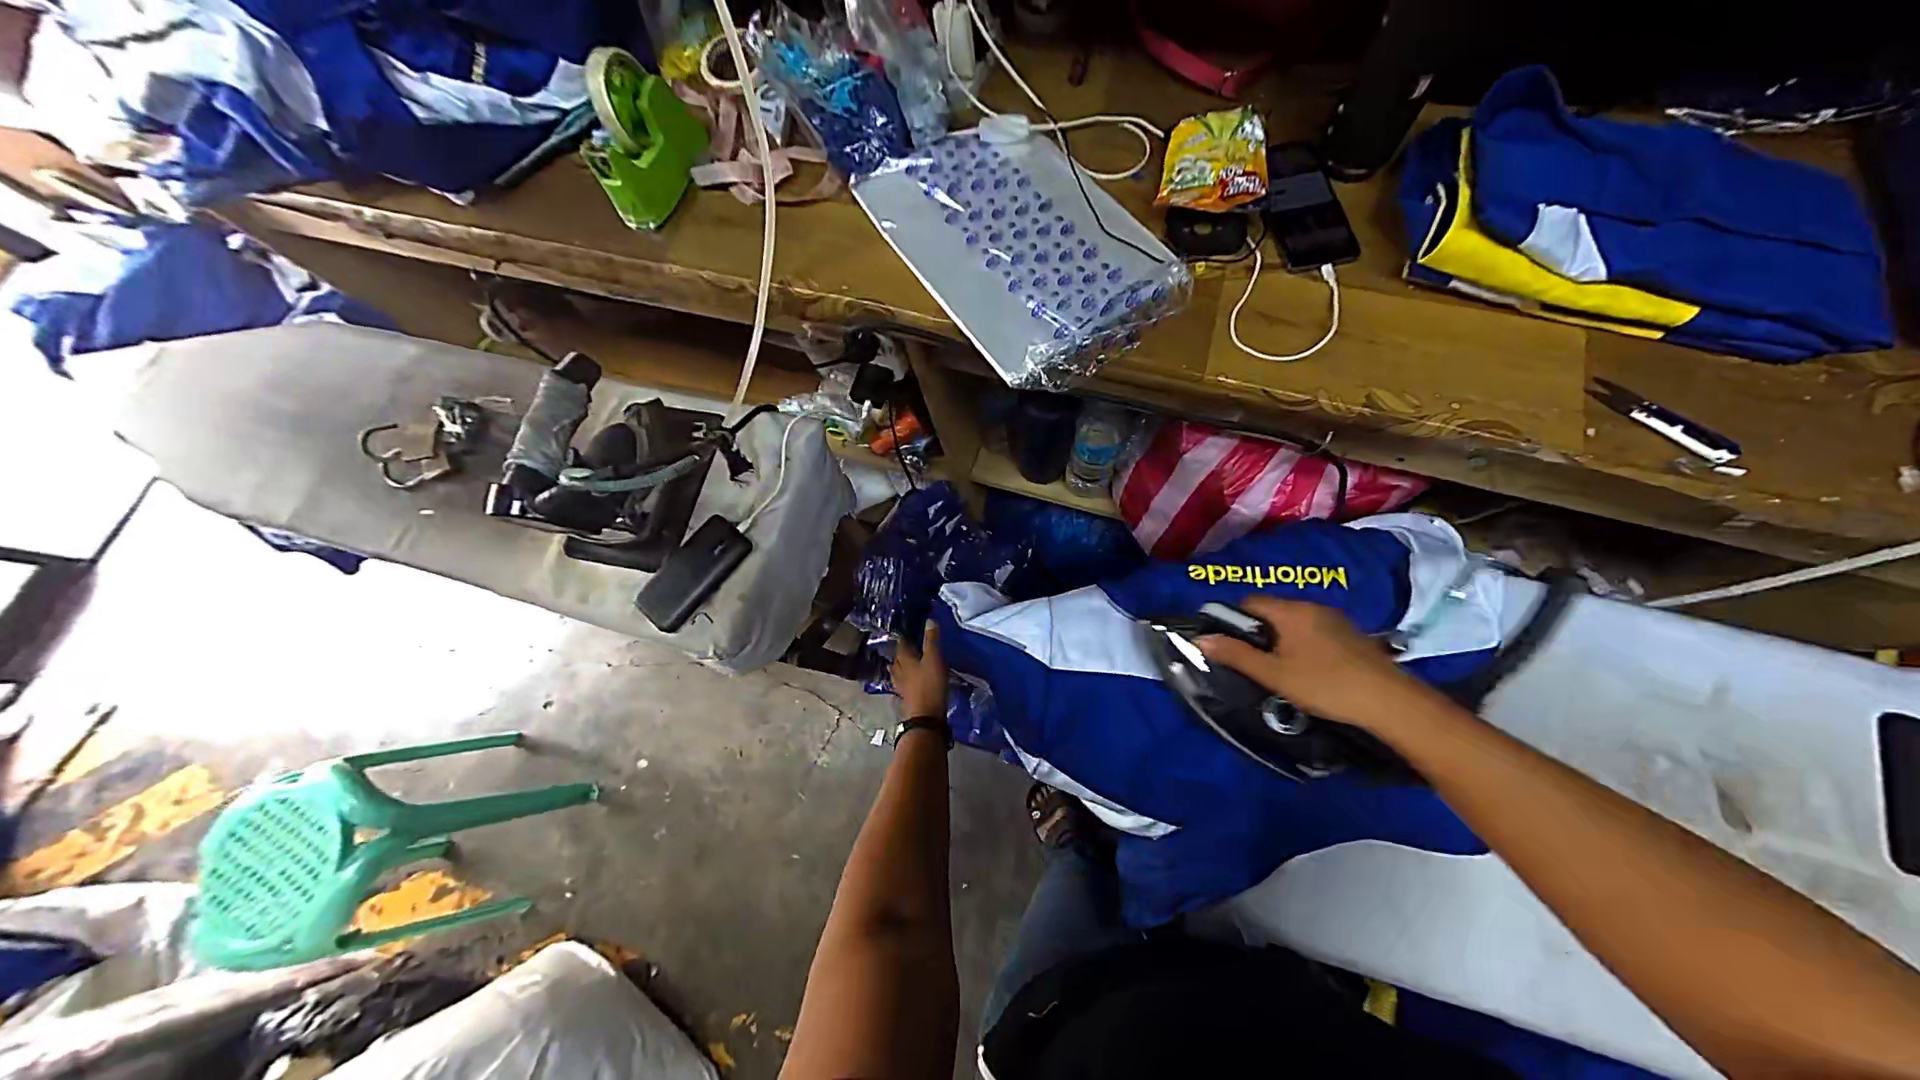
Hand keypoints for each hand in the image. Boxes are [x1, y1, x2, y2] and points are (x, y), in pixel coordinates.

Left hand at [892, 620, 948, 718]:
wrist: (926, 717)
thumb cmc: (930, 684)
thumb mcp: (934, 658)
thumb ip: (931, 640)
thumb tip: (929, 620)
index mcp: (904, 658)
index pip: (902, 641)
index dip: (906, 634)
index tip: (912, 627)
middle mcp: (898, 669)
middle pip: (898, 655)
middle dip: (904, 649)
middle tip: (913, 642)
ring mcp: (900, 683)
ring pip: (899, 668)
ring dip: (904, 663)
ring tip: (911, 658)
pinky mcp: (905, 694)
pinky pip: (903, 680)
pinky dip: (907, 675)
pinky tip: (911, 677)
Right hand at [1195, 596, 1432, 731]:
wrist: (1390, 702)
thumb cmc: (1325, 685)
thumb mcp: (1274, 675)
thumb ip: (1236, 655)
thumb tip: (1201, 639)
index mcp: (1291, 611)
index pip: (1249, 602)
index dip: (1232, 619)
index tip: (1228, 644)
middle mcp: (1313, 607)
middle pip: (1272, 610)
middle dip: (1257, 631)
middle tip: (1252, 661)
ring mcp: (1336, 620)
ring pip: (1295, 621)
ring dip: (1281, 638)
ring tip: (1278, 668)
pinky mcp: (1353, 635)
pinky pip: (1315, 631)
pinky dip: (1303, 644)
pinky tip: (1308, 670)